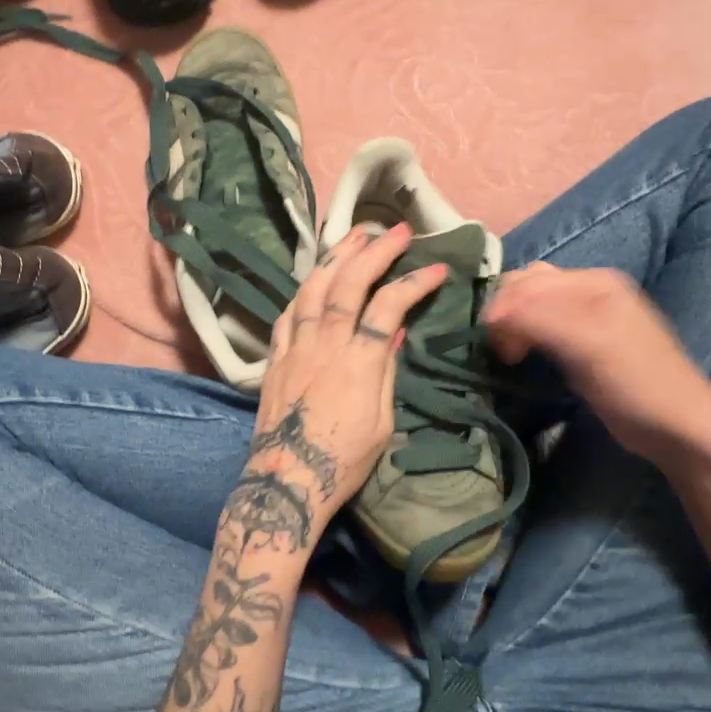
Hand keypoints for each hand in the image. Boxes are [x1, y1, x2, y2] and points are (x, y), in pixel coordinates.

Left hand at [232, 223, 448, 556]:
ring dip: (334, 259)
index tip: (437, 267)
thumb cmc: (343, 461)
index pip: (388, 306)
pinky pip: (286, 315)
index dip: (414, 282)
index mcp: (357, 362)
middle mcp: (324, 345)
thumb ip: (384, 372)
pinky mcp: (273, 359)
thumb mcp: (380, 423)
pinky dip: (303, 292)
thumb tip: (392, 332)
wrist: (287, 480)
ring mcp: (294, 348)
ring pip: (312, 290)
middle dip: (373, 251)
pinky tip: (313, 281)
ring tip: (353, 237)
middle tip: (395, 231)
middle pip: (347, 284)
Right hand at [481, 263, 710, 464]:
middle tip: (502, 350)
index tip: (493, 345)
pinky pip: (541, 325)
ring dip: (512, 323)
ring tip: (510, 355)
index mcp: (593, 282)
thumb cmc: (636, 384)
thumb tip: (491, 312)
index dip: (502, 307)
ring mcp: (586, 315)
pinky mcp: (582, 342)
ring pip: (532, 306)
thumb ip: (539, 321)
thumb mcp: (588, 348)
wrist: (678, 427)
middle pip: (527, 287)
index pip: (527, 281)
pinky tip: (522, 355)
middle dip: (505, 312)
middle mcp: (588, 290)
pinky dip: (524, 335)